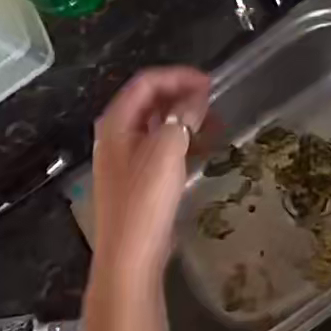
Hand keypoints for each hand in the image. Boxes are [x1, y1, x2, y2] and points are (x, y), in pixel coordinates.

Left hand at [91, 67, 210, 281]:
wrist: (130, 253)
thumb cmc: (145, 199)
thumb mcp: (167, 151)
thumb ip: (182, 118)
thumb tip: (195, 99)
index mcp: (116, 122)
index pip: (146, 83)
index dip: (178, 76)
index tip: (209, 82)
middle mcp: (116, 135)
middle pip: (149, 103)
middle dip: (182, 96)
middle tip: (213, 99)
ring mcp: (125, 158)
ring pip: (157, 126)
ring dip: (184, 119)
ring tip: (214, 123)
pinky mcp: (137, 179)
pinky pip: (160, 148)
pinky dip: (181, 141)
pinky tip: (201, 149)